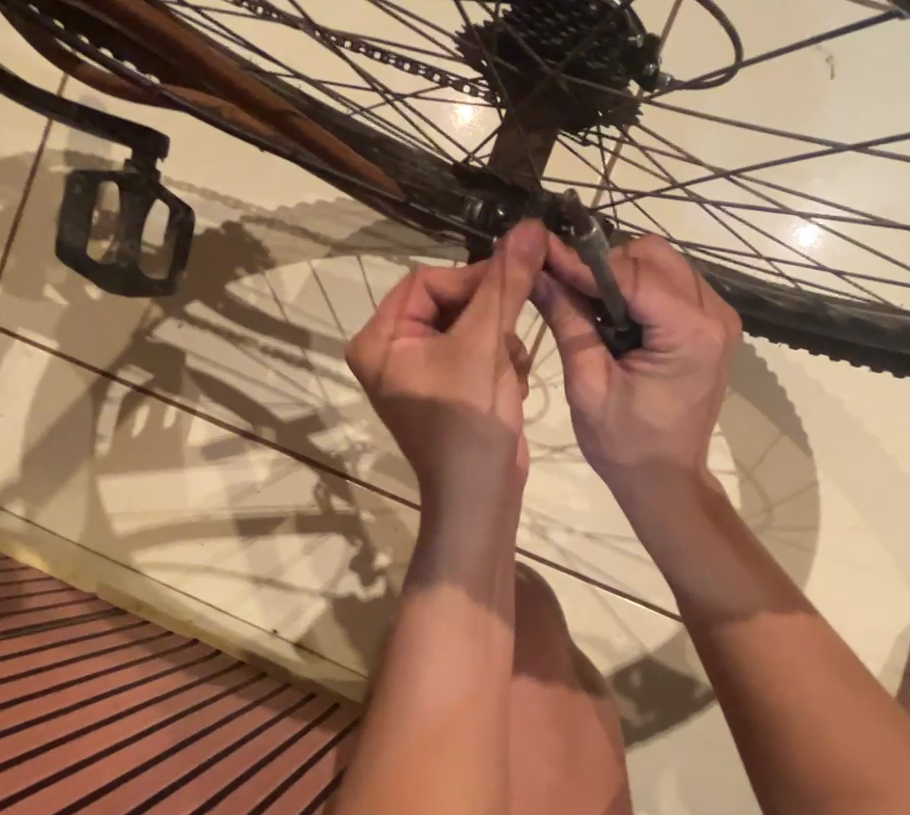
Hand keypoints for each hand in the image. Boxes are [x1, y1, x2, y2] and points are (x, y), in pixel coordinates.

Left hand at [347, 220, 548, 511]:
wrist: (480, 494)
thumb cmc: (469, 420)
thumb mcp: (486, 344)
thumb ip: (506, 283)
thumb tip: (531, 225)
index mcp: (378, 340)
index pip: (426, 281)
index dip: (474, 278)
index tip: (516, 282)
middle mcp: (390, 353)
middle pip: (449, 303)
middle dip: (490, 318)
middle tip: (516, 332)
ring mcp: (419, 374)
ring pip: (469, 327)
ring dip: (500, 342)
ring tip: (510, 371)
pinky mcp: (447, 390)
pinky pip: (475, 353)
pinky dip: (499, 363)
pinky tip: (511, 386)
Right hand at [530, 233, 740, 495]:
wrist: (664, 479)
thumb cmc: (623, 444)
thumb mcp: (587, 384)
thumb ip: (567, 322)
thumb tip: (537, 273)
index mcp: (690, 333)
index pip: (633, 274)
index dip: (586, 264)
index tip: (545, 258)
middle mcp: (715, 314)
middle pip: (655, 257)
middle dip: (608, 267)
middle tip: (570, 292)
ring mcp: (720, 318)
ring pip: (666, 264)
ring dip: (624, 277)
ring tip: (592, 309)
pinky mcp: (714, 326)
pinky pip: (674, 285)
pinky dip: (642, 291)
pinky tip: (617, 319)